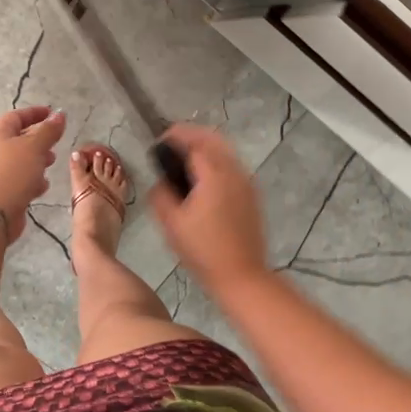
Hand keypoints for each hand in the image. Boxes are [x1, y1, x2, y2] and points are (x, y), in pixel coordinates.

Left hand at [0, 106, 66, 241]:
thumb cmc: (13, 174)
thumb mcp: (34, 147)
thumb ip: (48, 131)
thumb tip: (59, 115)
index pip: (16, 117)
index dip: (34, 113)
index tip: (53, 114)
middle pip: (18, 139)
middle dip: (39, 140)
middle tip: (55, 144)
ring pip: (20, 161)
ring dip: (37, 160)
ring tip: (51, 163)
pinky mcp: (1, 192)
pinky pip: (19, 180)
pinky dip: (31, 180)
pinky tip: (41, 187)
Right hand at [148, 124, 268, 291]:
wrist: (241, 275)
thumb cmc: (202, 250)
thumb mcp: (171, 224)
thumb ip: (161, 195)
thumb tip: (161, 182)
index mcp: (214, 175)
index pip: (194, 141)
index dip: (174, 137)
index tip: (158, 142)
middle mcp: (234, 172)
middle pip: (214, 139)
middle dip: (192, 136)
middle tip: (170, 145)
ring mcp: (247, 183)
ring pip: (225, 152)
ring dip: (205, 148)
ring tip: (183, 161)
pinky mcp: (252, 196)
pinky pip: (232, 167)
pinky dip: (216, 162)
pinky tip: (202, 180)